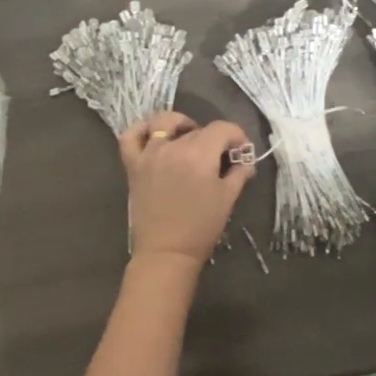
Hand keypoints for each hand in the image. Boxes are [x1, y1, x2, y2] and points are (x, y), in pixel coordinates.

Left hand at [118, 112, 255, 268]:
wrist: (167, 252)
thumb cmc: (201, 228)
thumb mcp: (227, 199)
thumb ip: (238, 173)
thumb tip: (245, 160)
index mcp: (199, 155)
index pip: (222, 129)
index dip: (236, 136)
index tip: (241, 152)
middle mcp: (172, 148)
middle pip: (197, 130)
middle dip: (214, 140)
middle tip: (220, 160)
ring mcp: (149, 155)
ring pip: (163, 123)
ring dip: (180, 125)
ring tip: (188, 138)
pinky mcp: (133, 165)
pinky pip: (130, 137)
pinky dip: (141, 130)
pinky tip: (153, 137)